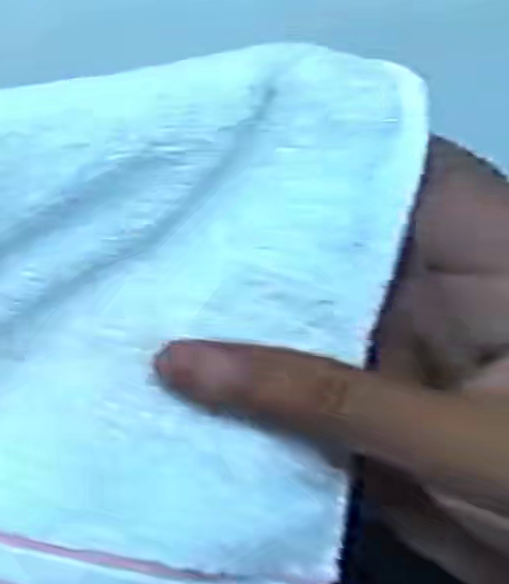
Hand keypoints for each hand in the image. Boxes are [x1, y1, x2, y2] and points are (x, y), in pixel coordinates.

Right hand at [156, 138, 508, 583]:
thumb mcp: (483, 450)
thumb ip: (325, 397)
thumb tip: (166, 360)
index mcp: (496, 271)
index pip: (402, 171)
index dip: (310, 139)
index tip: (206, 133)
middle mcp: (435, 293)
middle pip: (316, 230)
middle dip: (224, 217)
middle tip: (122, 201)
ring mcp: (391, 347)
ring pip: (281, 298)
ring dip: (209, 293)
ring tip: (112, 267)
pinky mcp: (356, 399)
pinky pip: (271, 365)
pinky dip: (217, 361)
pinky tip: (146, 346)